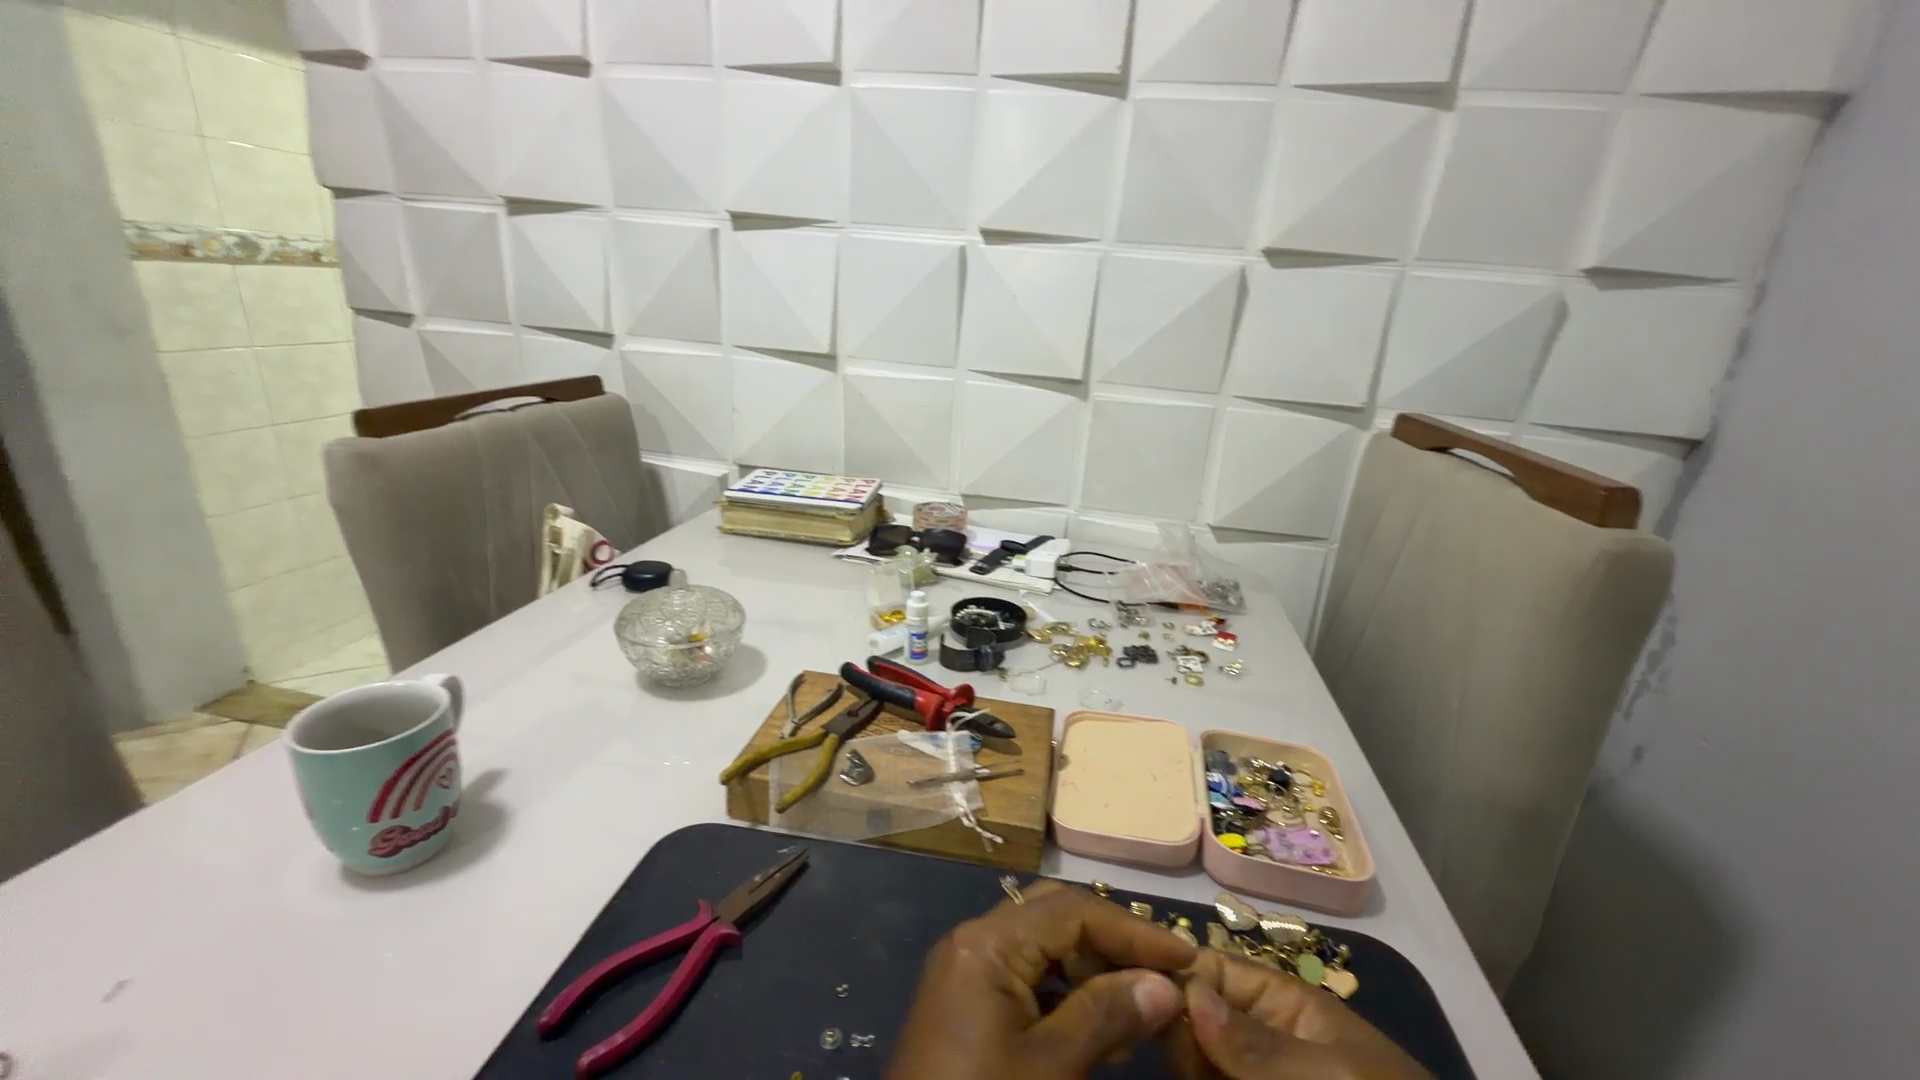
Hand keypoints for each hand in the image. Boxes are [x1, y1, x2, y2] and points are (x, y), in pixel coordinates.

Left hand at [886, 882, 1196, 1079]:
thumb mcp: (1050, 1066)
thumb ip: (1107, 1016)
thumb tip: (1166, 985)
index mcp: (987, 943)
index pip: (1073, 910)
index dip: (1132, 930)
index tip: (1185, 957)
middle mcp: (974, 941)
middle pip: (1057, 918)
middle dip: (1113, 945)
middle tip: (1162, 983)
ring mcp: (968, 970)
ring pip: (1044, 949)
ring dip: (1093, 974)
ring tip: (1138, 1020)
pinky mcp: (969, 1002)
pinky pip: (1027, 979)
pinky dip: (1066, 996)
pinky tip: (1100, 1034)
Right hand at [1166, 949, 1433, 1079]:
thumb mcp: (1326, 1076)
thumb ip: (1255, 1042)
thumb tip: (1187, 993)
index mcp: (1280, 1002)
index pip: (1208, 970)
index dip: (1175, 982)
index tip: (1145, 1008)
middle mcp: (1259, 1033)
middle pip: (1190, 1021)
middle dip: (1179, 1041)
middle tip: (1195, 1071)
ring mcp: (1252, 1069)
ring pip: (1196, 1060)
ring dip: (1190, 1069)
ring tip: (1200, 1077)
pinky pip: (1209, 1078)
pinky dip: (1199, 1078)